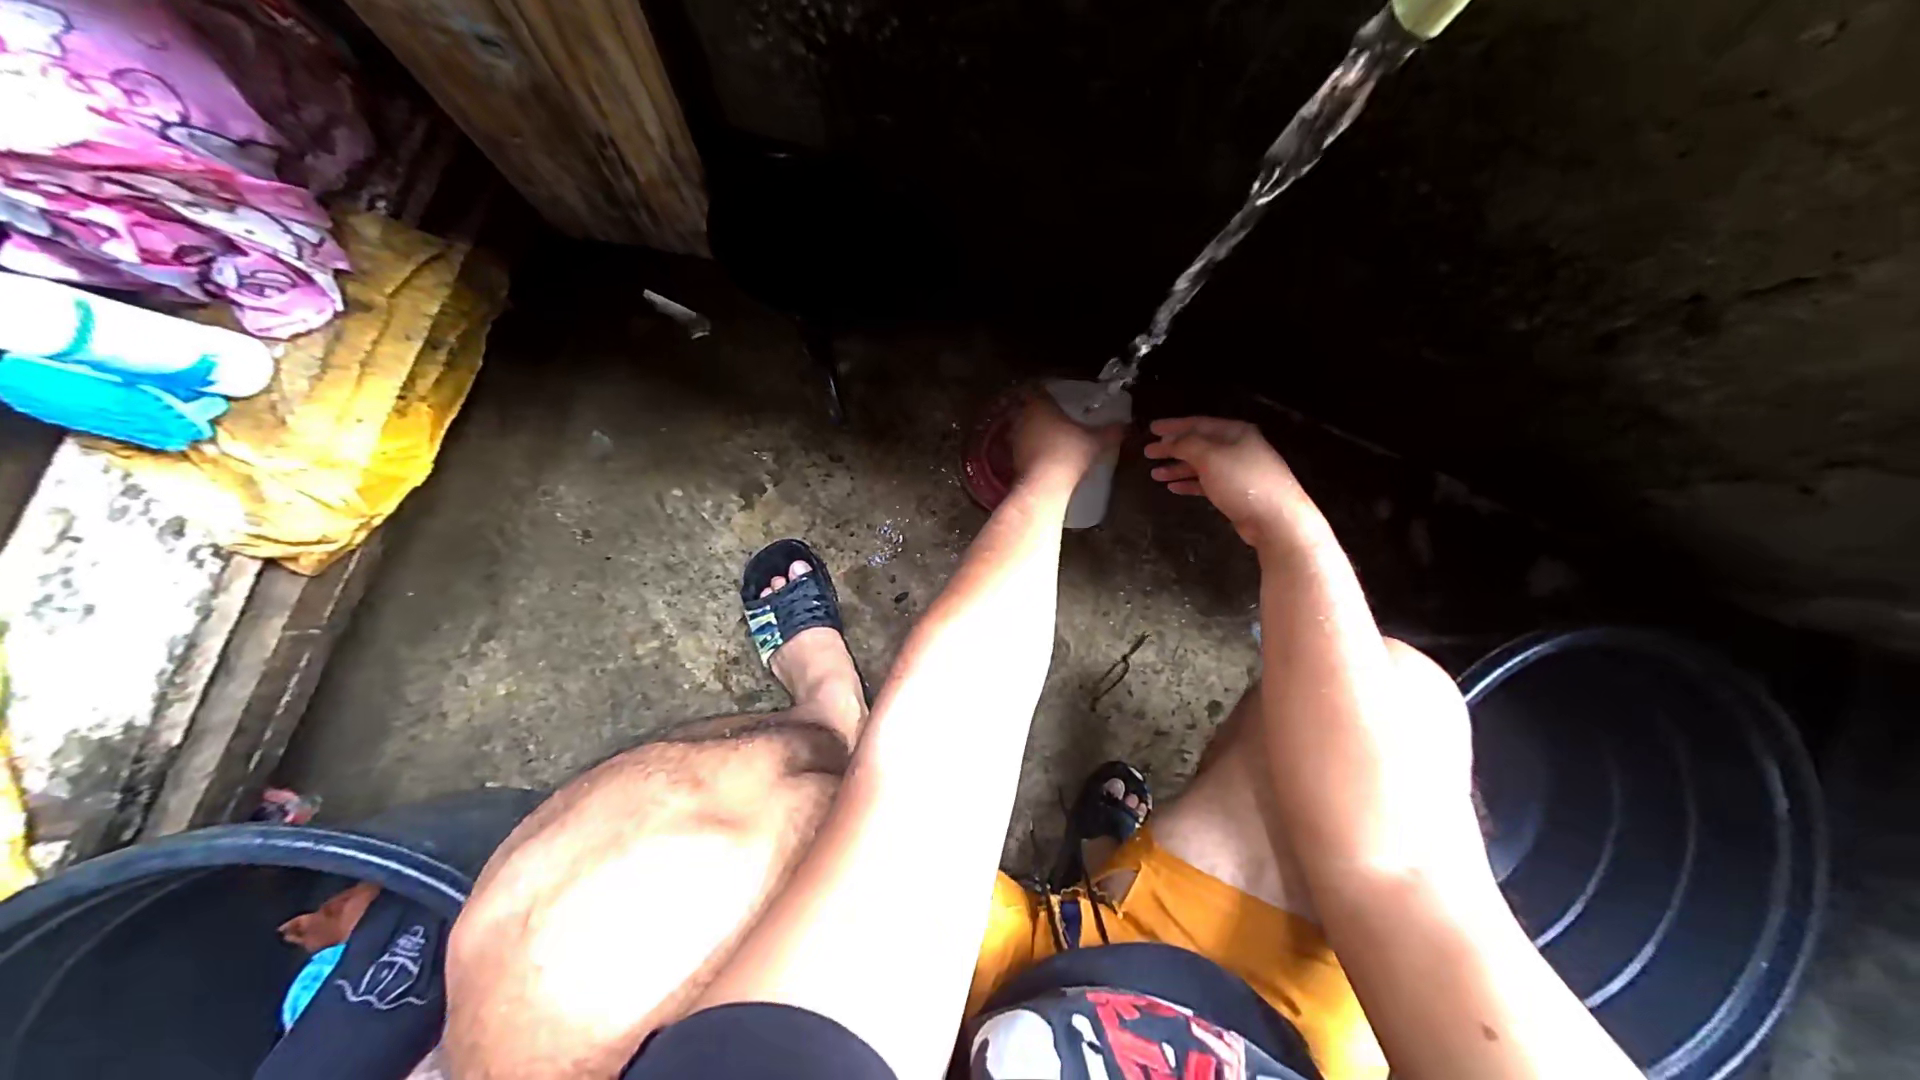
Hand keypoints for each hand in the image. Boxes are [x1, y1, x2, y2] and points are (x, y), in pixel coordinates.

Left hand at [1009, 390, 1122, 487]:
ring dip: (1036, 433)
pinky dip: (1032, 449)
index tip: (1062, 400)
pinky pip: (1024, 447)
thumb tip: (1125, 425)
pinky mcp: (1013, 458)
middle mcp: (1023, 418)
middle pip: (1031, 410)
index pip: (1040, 392)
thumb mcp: (1096, 441)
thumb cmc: (1069, 453)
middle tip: (1060, 420)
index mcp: (1039, 406)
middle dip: (1044, 414)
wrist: (1045, 485)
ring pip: (1026, 429)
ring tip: (1053, 439)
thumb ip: (1111, 431)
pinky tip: (1045, 456)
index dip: (1051, 394)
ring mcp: (1015, 439)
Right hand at [1143, 417, 1316, 548]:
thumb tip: (1169, 440)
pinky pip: (1207, 483)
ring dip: (1177, 468)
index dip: (1173, 426)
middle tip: (1149, 452)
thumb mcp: (1210, 457)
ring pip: (1200, 465)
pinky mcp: (1235, 492)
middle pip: (1198, 444)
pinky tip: (1174, 487)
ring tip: (1155, 474)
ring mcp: (1237, 471)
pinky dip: (1189, 483)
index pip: (1198, 424)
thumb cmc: (1242, 481)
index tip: (1152, 429)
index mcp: (1234, 432)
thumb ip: (1186, 445)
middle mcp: (1237, 448)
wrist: (1276, 519)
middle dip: (1172, 448)